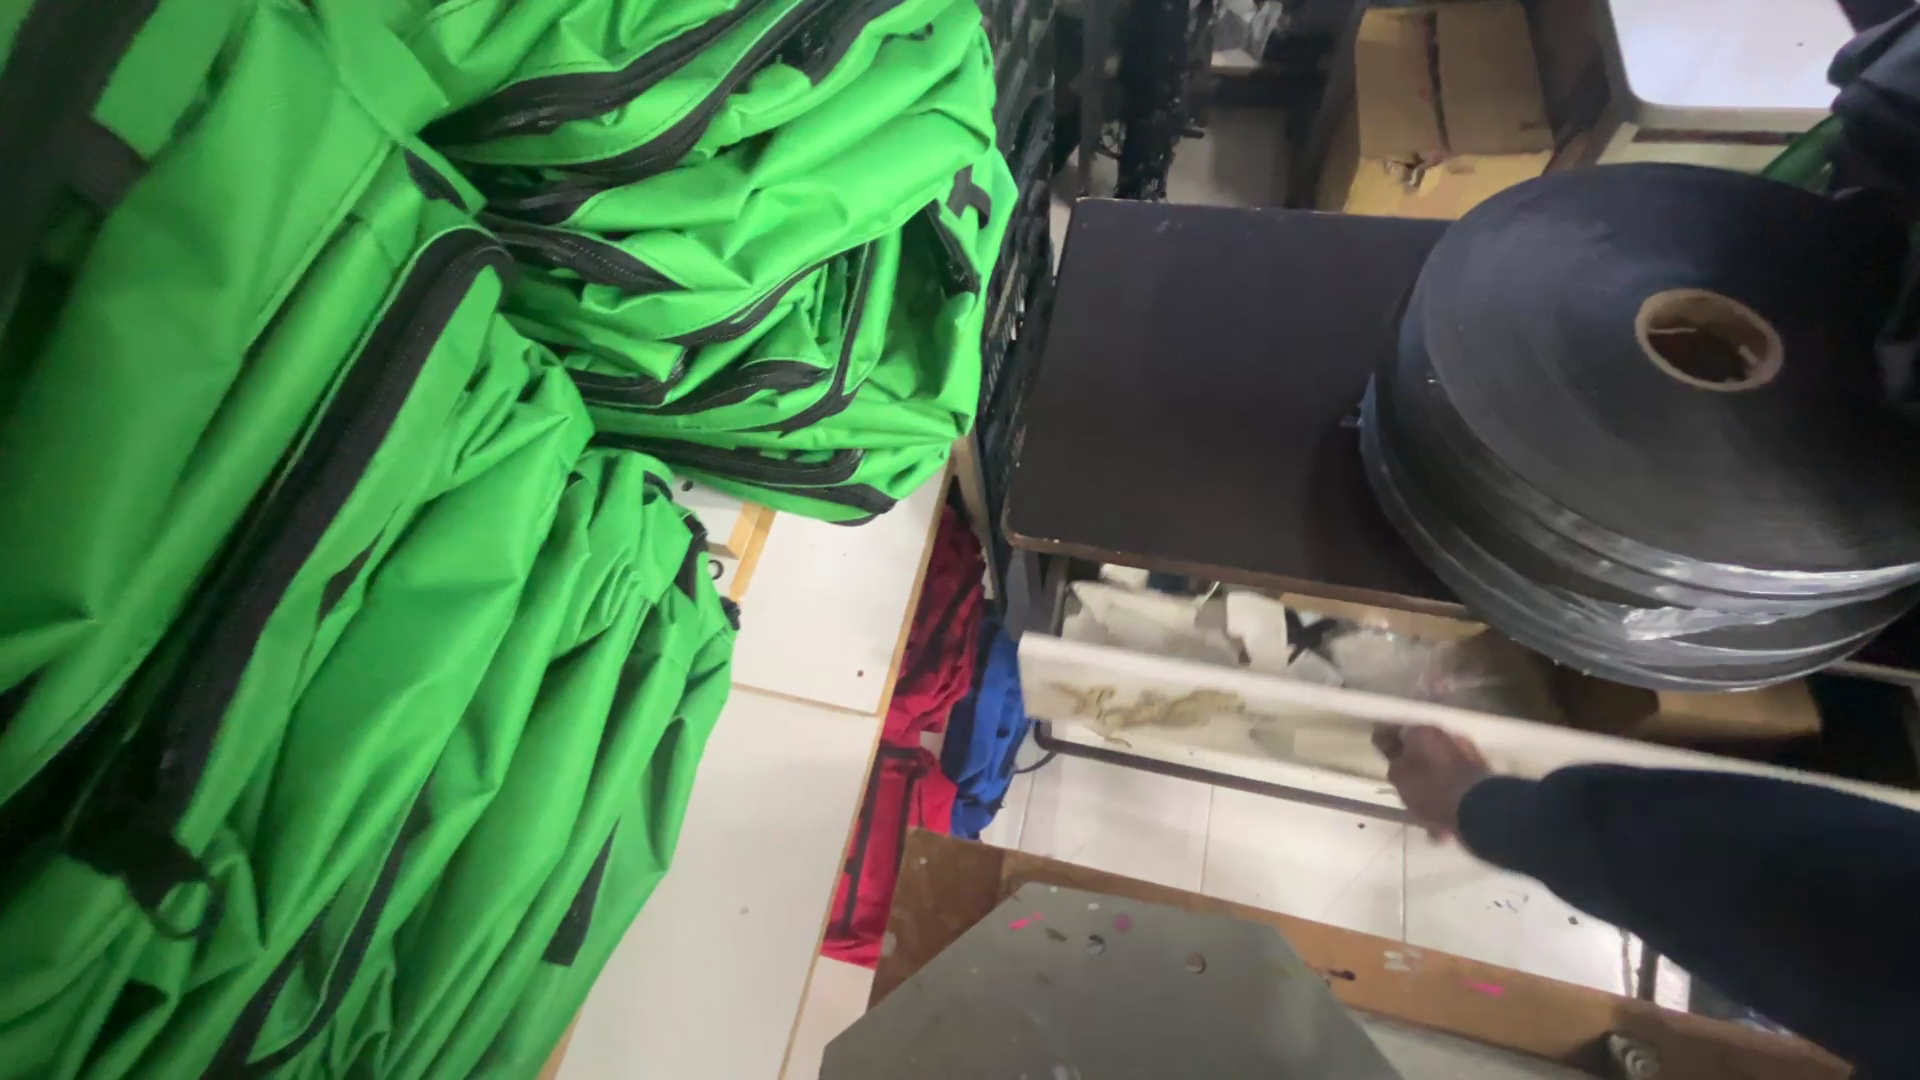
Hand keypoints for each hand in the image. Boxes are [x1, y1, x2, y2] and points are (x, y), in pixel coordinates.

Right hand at [1373, 725, 1491, 839]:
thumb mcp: (1398, 775)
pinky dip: (1447, 800)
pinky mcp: (1484, 780)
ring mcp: (1469, 758)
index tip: (1379, 751)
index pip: (1397, 730)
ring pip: (1440, 770)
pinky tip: (1440, 824)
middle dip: (1413, 766)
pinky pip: (1455, 787)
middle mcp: (1448, 738)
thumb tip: (1393, 748)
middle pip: (1422, 751)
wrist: (1481, 812)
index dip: (1386, 742)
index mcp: (1424, 732)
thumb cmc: (1430, 788)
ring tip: (1423, 812)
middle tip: (1401, 783)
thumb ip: (1392, 759)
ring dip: (1431, 786)